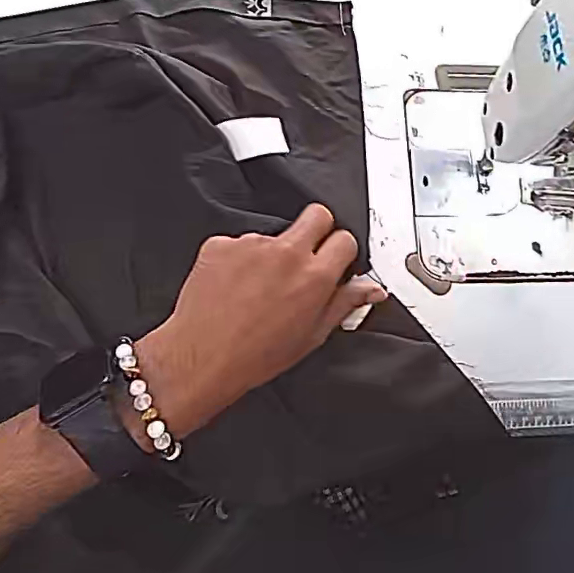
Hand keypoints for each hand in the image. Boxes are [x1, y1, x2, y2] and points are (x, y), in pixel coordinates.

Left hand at [130, 204, 385, 441]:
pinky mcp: (221, 244)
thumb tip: (371, 289)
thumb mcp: (312, 336)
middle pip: (317, 214)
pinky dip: (238, 260)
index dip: (341, 250)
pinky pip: (238, 242)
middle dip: (318, 228)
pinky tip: (233, 286)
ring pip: (273, 234)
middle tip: (307, 253)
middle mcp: (286, 254)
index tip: (333, 260)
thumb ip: (345, 303)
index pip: (345, 239)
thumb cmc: (255, 355)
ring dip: (271, 253)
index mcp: (315, 277)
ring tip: (256, 288)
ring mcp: (251, 245)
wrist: (202, 358)